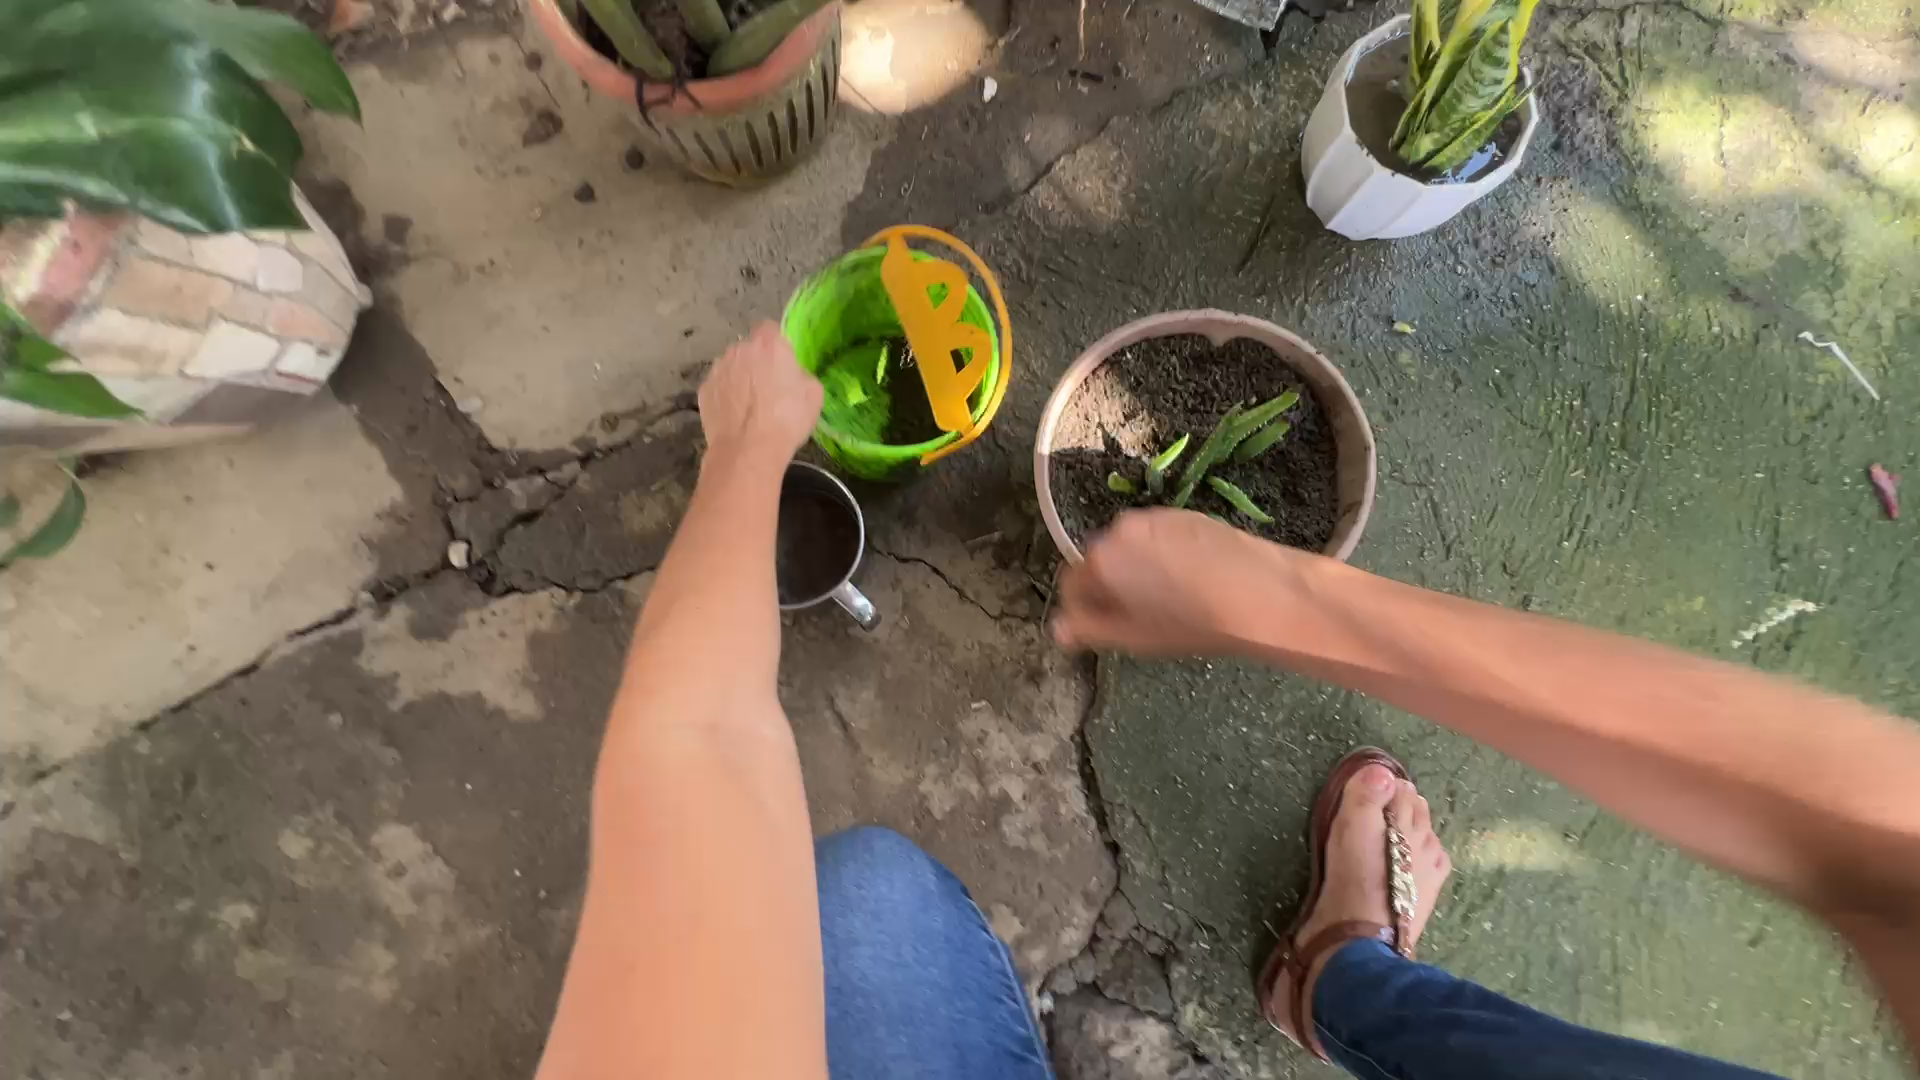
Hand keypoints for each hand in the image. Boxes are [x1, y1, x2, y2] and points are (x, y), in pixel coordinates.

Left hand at [698, 322, 822, 468]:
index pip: (770, 328)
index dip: (777, 344)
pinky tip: (736, 416)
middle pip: (749, 348)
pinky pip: (719, 386)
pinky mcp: (704, 390)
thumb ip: (802, 374)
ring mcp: (717, 369)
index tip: (783, 363)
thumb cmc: (787, 419)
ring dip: (740, 378)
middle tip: (769, 388)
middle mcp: (739, 349)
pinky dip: (726, 396)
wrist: (748, 450)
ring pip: (732, 366)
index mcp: (769, 344)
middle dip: (757, 362)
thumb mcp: (814, 395)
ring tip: (750, 405)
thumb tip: (793, 375)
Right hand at [1051, 508, 1300, 656]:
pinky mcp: (1181, 514)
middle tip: (1140, 615)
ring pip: (1129, 548)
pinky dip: (1161, 554)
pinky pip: (1155, 537)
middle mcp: (1118, 530)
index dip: (1084, 609)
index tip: (1105, 627)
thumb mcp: (1133, 637)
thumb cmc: (1191, 623)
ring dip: (1136, 568)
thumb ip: (1088, 629)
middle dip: (1111, 585)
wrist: (1260, 592)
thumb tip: (1058, 628)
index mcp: (1100, 561)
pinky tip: (1189, 577)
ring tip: (1169, 597)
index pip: (1071, 585)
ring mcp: (1152, 518)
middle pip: (1100, 561)